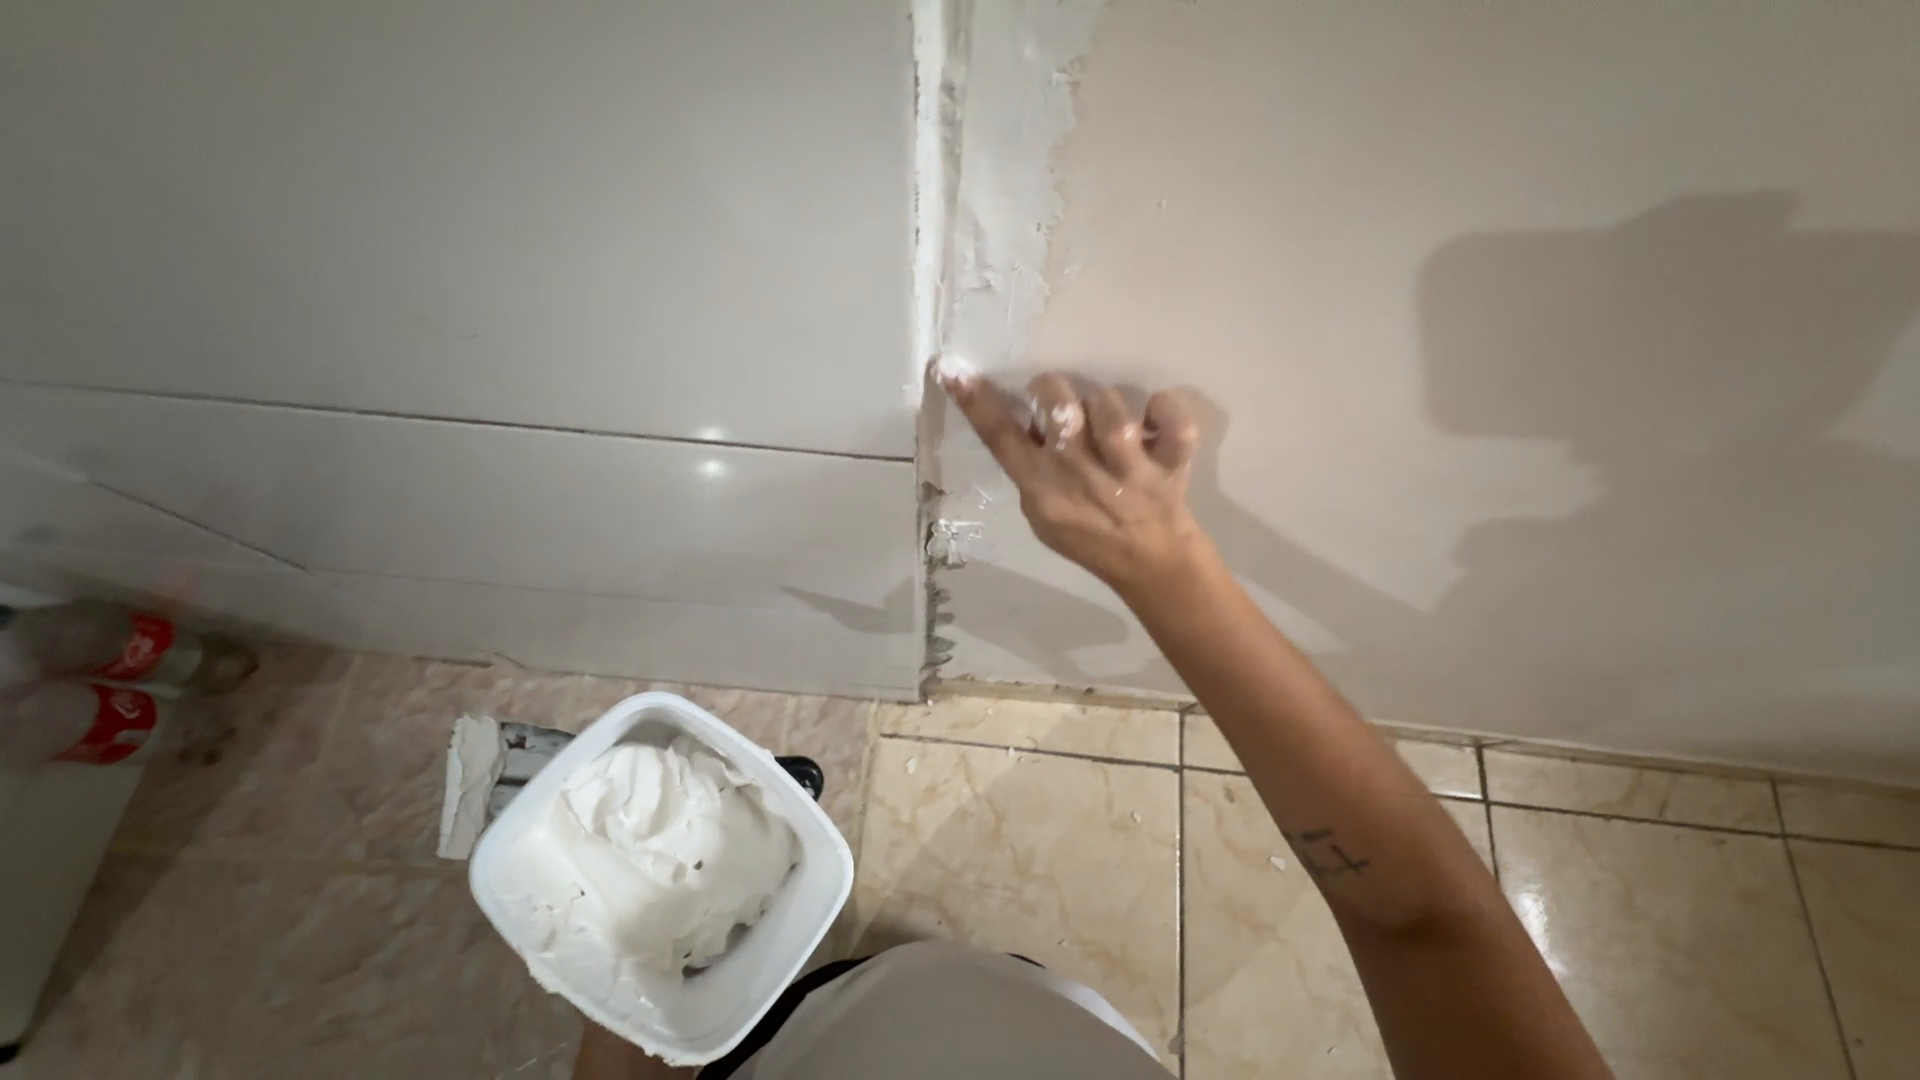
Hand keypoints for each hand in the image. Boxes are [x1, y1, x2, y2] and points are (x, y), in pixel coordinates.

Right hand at [937, 363, 1208, 592]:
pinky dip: (1167, 411)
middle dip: (1053, 392)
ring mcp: (1127, 472)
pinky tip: (1156, 424)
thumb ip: (1030, 471)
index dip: (975, 401)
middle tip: (1063, 408)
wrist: (1149, 563)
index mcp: (1042, 488)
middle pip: (1057, 405)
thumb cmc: (1087, 536)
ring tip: (1112, 426)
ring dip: (1108, 405)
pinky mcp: (1170, 466)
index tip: (953, 368)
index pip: (1000, 438)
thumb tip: (1026, 420)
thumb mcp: (1041, 514)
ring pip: (1110, 407)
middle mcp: (1080, 475)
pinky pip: (1173, 420)